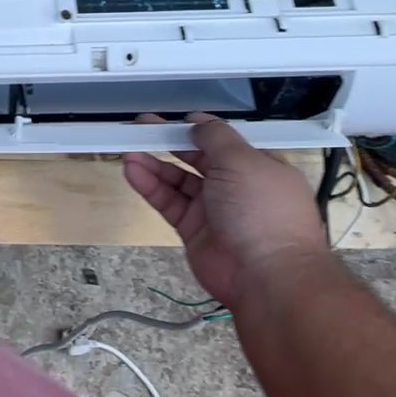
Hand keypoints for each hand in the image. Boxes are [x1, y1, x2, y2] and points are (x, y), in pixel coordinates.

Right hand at [122, 113, 329, 310]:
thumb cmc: (262, 210)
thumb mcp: (243, 161)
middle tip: (141, 127)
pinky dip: (149, 185)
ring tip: (129, 149)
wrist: (267, 277)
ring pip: (178, 180)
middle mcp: (237, 187)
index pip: (227, 142)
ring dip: (154, 163)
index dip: (201, 129)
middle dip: (170, 142)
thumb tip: (197, 123)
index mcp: (259, 168)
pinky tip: (132, 170)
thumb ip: (216, 137)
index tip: (176, 119)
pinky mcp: (193, 229)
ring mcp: (214, 209)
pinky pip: (168, 201)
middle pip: (198, 158)